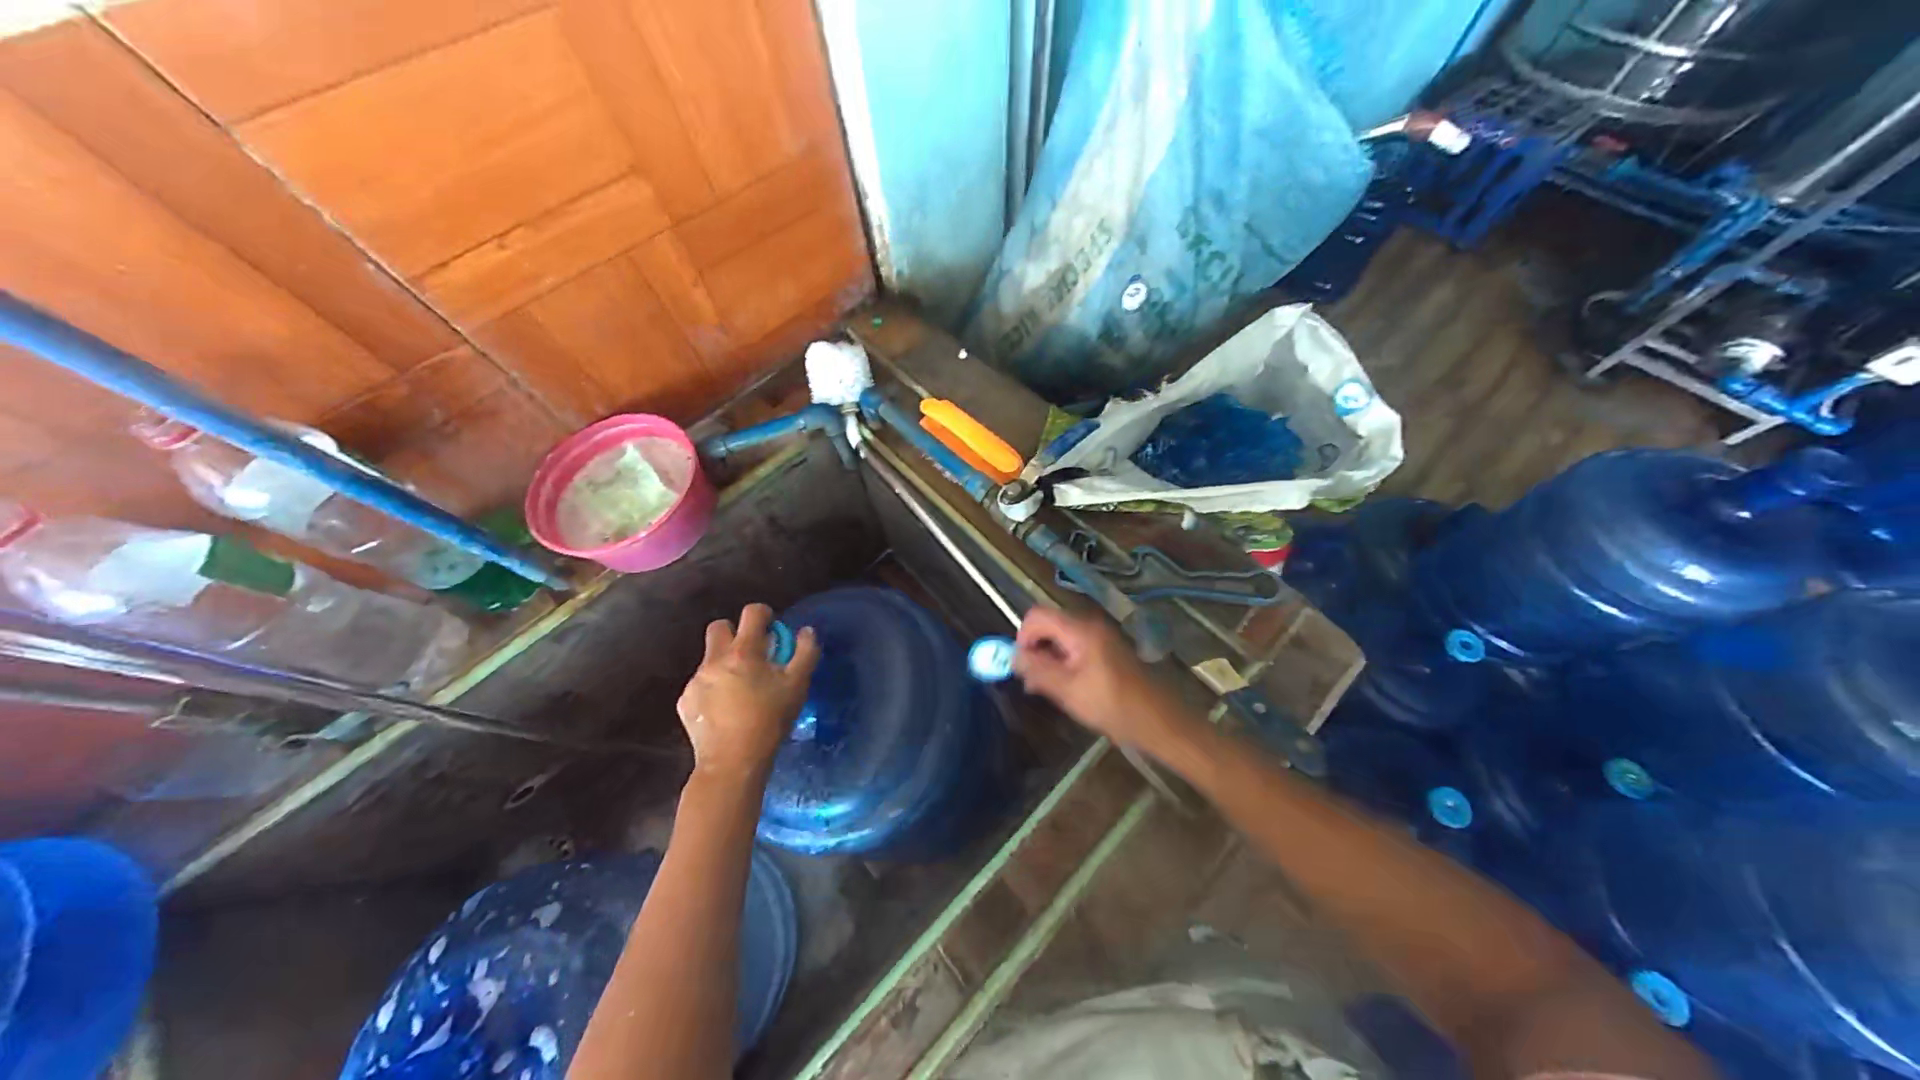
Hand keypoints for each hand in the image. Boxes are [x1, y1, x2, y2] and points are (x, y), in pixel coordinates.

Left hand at [677, 603, 819, 782]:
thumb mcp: (797, 686)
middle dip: (735, 632)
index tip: (772, 627)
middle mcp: (714, 659)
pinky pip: (700, 684)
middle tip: (752, 653)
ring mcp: (696, 680)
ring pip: (709, 658)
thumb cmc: (770, 721)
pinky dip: (713, 689)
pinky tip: (725, 710)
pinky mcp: (685, 701)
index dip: (764, 614)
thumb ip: (805, 653)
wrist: (732, 762)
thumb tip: (806, 631)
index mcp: (744, 651)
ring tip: (741, 690)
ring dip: (725, 664)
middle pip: (719, 627)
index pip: (751, 613)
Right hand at [1013, 606, 1192, 749]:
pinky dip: (1064, 661)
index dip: (1022, 637)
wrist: (1159, 721)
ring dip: (1048, 658)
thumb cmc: (1113, 706)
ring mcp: (1101, 636)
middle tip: (1032, 682)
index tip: (1021, 665)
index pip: (1036, 616)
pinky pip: (1075, 646)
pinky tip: (1067, 688)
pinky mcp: (1107, 649)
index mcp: (1080, 630)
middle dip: (1034, 649)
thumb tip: (1012, 655)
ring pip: (1060, 637)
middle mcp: (1090, 625)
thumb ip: (1037, 670)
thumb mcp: (1068, 691)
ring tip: (1048, 689)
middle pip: (1048, 624)